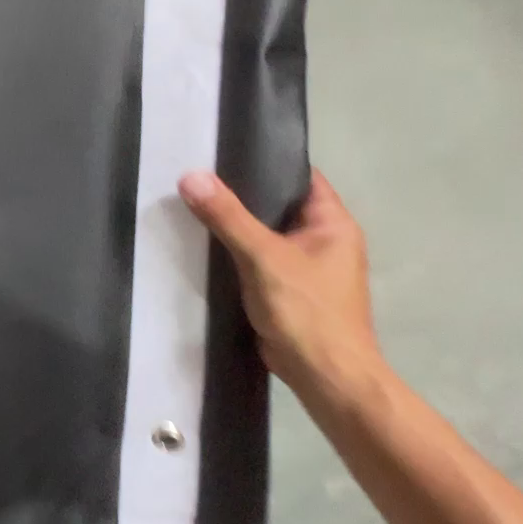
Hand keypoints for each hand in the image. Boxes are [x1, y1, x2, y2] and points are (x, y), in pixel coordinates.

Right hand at [178, 168, 380, 393]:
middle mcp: (323, 240)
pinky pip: (254, 256)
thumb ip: (228, 216)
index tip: (222, 148)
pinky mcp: (284, 288)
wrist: (325, 375)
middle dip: (238, 191)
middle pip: (276, 203)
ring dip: (231, 222)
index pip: (300, 177)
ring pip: (262, 231)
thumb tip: (191, 176)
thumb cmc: (307, 311)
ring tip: (189, 203)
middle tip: (193, 174)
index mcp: (333, 225)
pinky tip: (200, 244)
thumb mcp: (263, 256)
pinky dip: (230, 249)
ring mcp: (304, 266)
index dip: (266, 159)